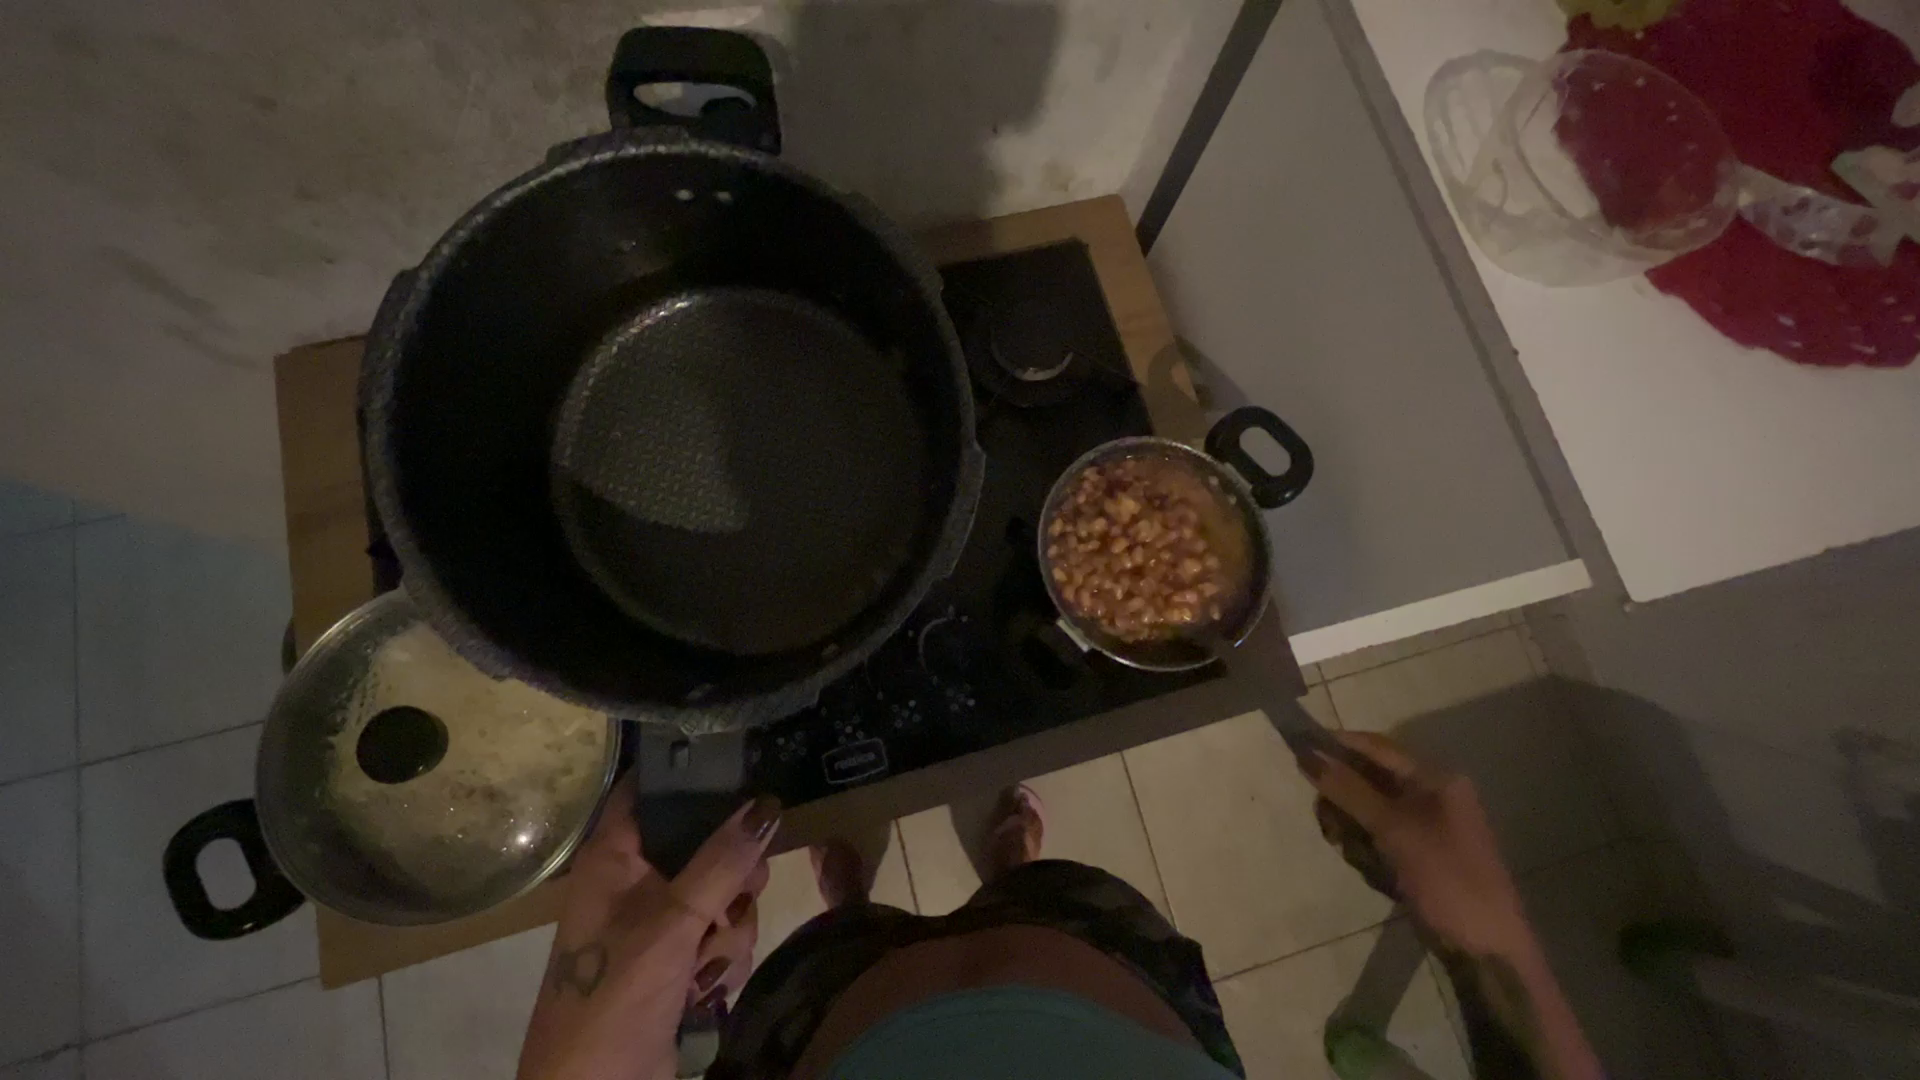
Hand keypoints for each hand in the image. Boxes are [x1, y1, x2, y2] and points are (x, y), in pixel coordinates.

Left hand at [517, 775, 776, 1079]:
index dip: (690, 772)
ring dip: (730, 925)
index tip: (742, 761)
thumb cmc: (612, 997)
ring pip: (725, 889)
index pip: (650, 788)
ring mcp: (662, 921)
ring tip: (707, 960)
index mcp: (615, 856)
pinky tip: (706, 985)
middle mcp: (638, 880)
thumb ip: (723, 862)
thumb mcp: (673, 923)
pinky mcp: (681, 958)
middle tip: (745, 887)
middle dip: (734, 873)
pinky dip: (724, 956)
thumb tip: (767, 804)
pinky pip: (725, 931)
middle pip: (707, 841)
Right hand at [1303, 732, 1531, 960]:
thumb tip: (1306, 755)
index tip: (1298, 750)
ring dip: (1350, 828)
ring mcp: (1420, 824)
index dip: (1337, 744)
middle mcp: (1428, 794)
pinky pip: (1372, 834)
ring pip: (1362, 809)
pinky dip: (1363, 848)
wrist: (1486, 949)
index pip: (1376, 746)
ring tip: (1353, 852)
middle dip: (1342, 801)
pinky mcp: (1412, 850)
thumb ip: (1348, 789)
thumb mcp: (1394, 829)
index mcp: (1436, 779)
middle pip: (1364, 778)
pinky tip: (1370, 869)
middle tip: (1331, 826)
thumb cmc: (1447, 878)